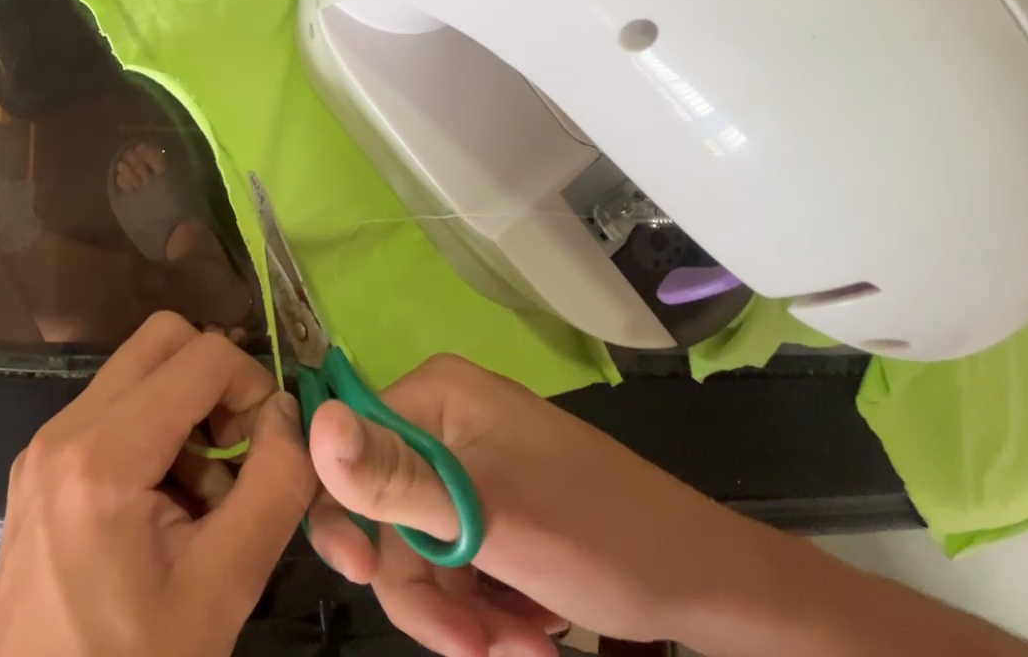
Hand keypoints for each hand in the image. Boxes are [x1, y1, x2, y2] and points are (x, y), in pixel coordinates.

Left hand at [0, 312, 317, 656]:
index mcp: (102, 455)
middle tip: (238, 454)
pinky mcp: (40, 467)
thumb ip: (274, 486)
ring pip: (138, 374)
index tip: (270, 449)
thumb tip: (290, 415)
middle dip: (216, 383)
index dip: (253, 386)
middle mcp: (63, 430)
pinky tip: (167, 510)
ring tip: (204, 501)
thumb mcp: (224, 584)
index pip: (201, 355)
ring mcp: (44, 446)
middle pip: (162, 340)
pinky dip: (155, 435)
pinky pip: (112, 412)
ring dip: (187, 413)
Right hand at [305, 354, 783, 654]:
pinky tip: (528, 633)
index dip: (343, 514)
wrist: (716, 590)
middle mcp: (446, 420)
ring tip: (519, 649)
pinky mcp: (496, 506)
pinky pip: (455, 561)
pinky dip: (482, 607)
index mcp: (436, 396)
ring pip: (420, 550)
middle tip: (468, 645)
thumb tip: (311, 423)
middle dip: (423, 588)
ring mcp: (472, 464)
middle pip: (384, 510)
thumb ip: (393, 477)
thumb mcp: (487, 516)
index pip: (347, 447)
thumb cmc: (600, 540)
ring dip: (459, 611)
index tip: (361, 575)